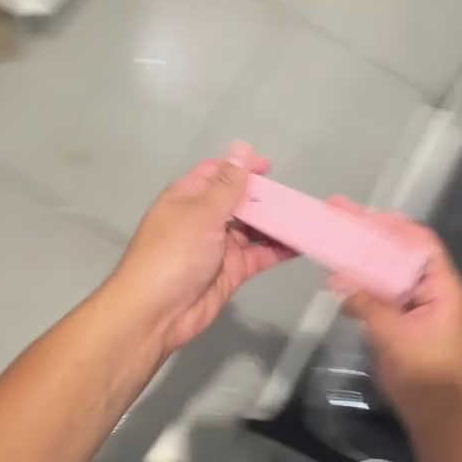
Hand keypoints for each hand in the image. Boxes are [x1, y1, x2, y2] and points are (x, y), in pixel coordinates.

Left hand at [105, 142, 295, 354]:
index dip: (241, 166)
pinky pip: (259, 254)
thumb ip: (228, 184)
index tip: (270, 167)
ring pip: (253, 228)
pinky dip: (279, 248)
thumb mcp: (201, 212)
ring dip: (275, 222)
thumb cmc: (174, 253)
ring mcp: (218, 246)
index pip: (217, 172)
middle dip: (264, 196)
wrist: (156, 312)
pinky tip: (301, 242)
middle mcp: (203, 218)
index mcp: (188, 197)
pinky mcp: (232, 271)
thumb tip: (241, 148)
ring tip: (305, 216)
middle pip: (238, 200)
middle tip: (294, 196)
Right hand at [326, 199, 461, 426]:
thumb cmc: (426, 377)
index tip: (362, 215)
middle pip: (401, 253)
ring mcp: (419, 308)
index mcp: (442, 287)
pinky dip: (364, 288)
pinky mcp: (406, 324)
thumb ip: (368, 304)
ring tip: (334, 246)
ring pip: (390, 274)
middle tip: (340, 218)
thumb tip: (339, 279)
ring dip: (363, 262)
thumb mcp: (395, 337)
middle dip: (371, 238)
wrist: (439, 420)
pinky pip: (384, 296)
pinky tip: (340, 286)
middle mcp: (432, 291)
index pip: (421, 242)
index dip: (394, 225)